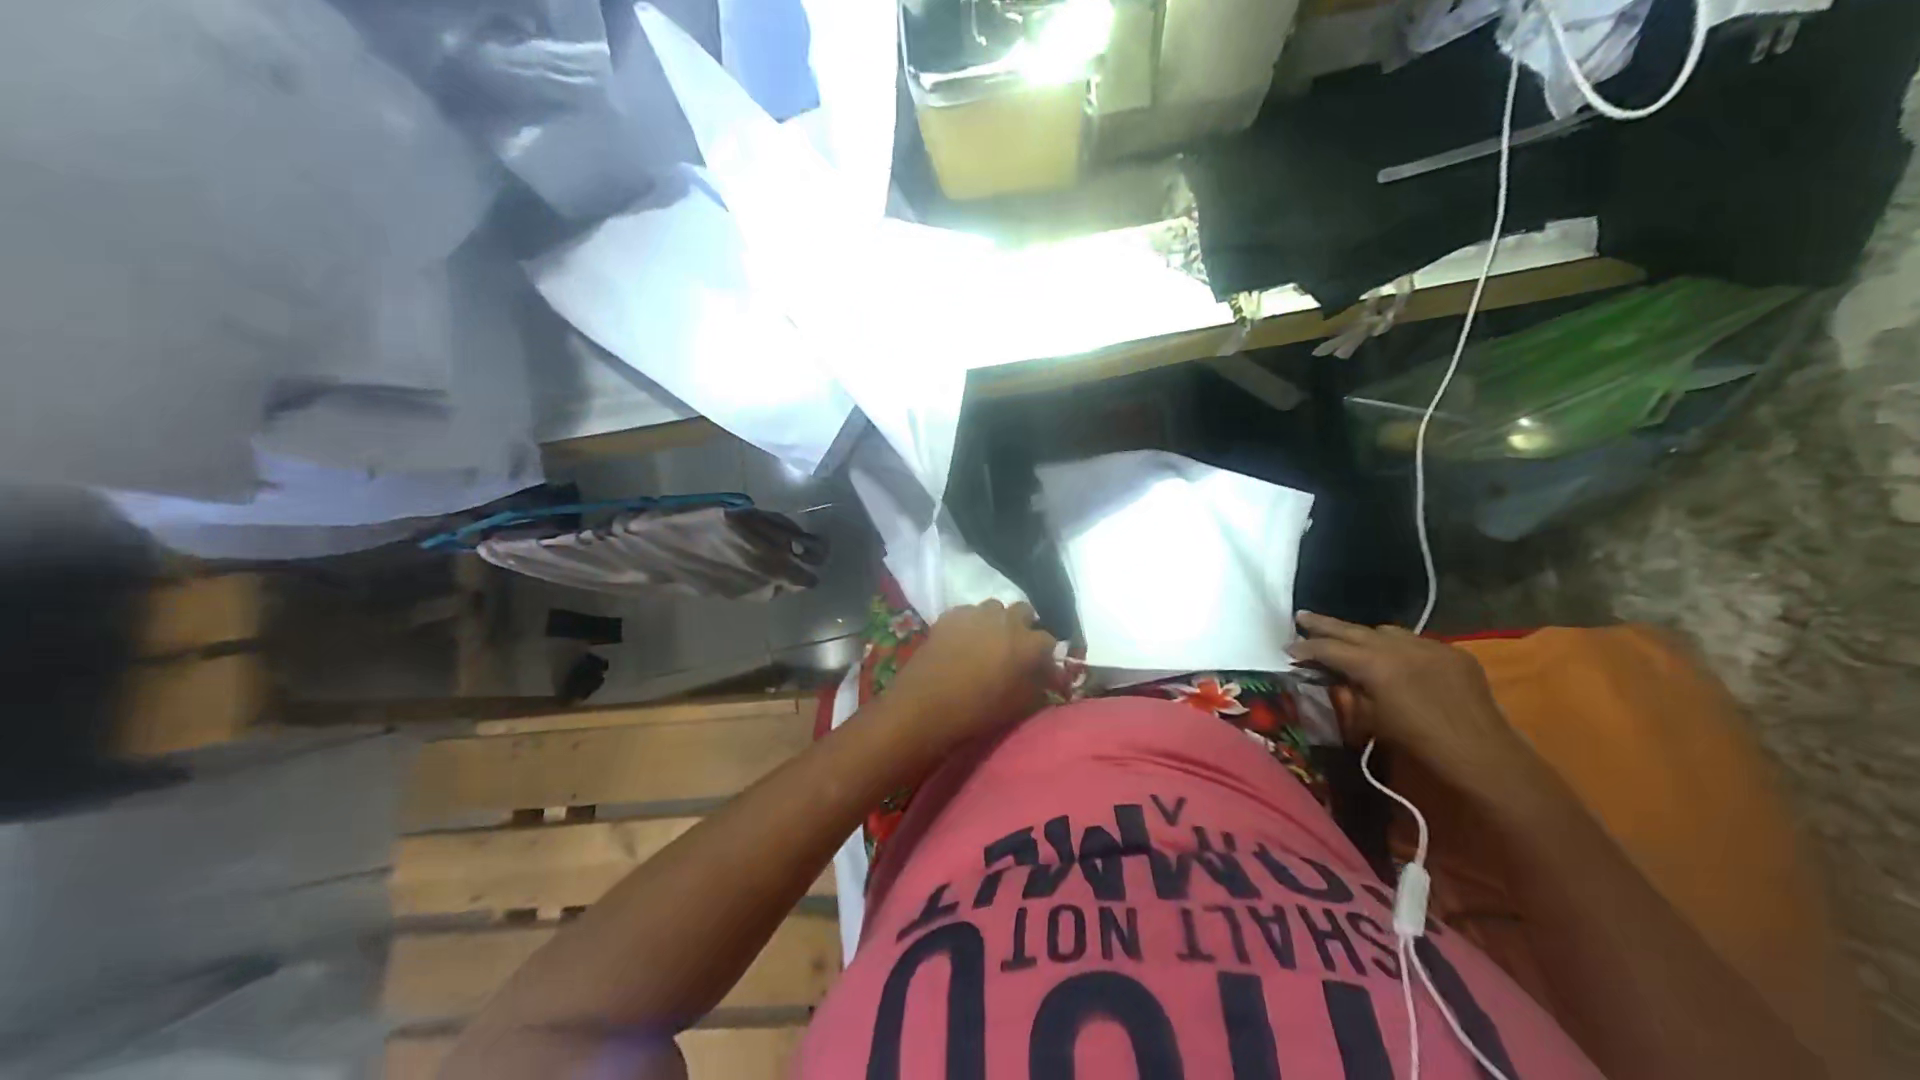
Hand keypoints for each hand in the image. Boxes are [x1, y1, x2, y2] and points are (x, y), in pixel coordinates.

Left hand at [884, 600, 1058, 748]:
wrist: (927, 704)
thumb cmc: (977, 710)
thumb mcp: (1019, 704)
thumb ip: (1038, 684)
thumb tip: (1046, 675)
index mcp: (1028, 643)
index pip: (1049, 640)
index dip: (1044, 653)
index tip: (1039, 665)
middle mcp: (1006, 620)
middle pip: (1024, 611)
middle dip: (1024, 625)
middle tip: (1014, 646)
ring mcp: (976, 613)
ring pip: (995, 608)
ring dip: (996, 620)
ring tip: (987, 640)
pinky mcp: (950, 615)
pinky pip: (968, 612)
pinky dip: (970, 623)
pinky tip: (961, 641)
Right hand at [1289, 611, 1533, 788]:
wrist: (1482, 755)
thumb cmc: (1418, 744)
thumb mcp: (1370, 719)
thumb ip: (1348, 691)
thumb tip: (1333, 676)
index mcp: (1374, 665)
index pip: (1330, 649)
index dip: (1306, 648)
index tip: (1288, 649)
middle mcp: (1399, 646)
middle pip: (1353, 629)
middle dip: (1325, 625)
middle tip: (1302, 617)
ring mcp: (1430, 645)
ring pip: (1386, 631)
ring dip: (1363, 634)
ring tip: (1348, 639)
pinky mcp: (1453, 652)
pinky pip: (1416, 641)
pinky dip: (1397, 646)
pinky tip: (1395, 658)